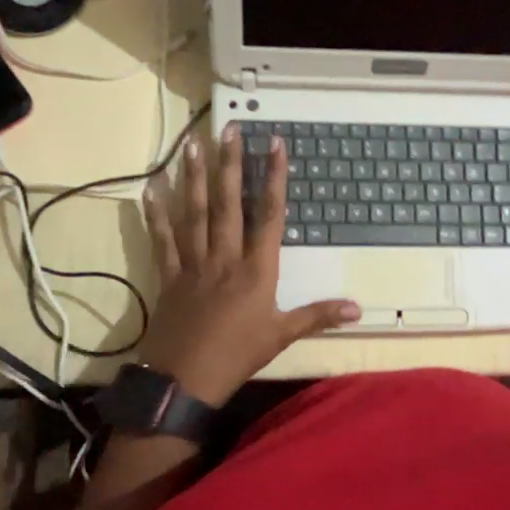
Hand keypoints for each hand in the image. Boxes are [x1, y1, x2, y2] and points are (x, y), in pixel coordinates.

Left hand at [139, 126, 360, 406]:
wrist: (184, 380)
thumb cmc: (238, 357)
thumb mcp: (282, 336)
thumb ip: (318, 316)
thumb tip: (359, 308)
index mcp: (256, 270)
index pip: (268, 215)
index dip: (273, 177)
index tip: (274, 145)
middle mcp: (224, 258)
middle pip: (227, 203)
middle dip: (229, 164)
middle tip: (228, 129)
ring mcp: (192, 265)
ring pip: (193, 213)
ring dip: (192, 177)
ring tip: (191, 144)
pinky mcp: (168, 277)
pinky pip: (162, 239)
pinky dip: (156, 214)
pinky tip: (151, 187)